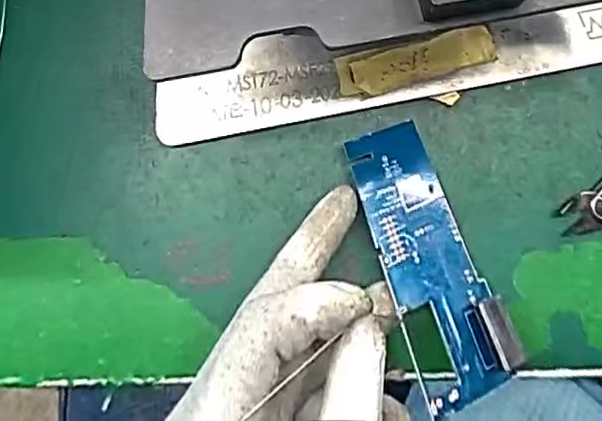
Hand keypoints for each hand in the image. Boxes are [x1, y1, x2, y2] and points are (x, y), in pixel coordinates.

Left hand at [168, 186, 405, 420]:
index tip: (366, 299)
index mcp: (215, 405)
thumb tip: (371, 324)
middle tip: (342, 201)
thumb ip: (346, 392)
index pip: (264, 318)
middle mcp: (224, 395)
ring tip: (387, 307)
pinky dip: (348, 374)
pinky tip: (382, 390)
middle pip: (270, 299)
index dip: (320, 298)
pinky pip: (306, 383)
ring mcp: (242, 406)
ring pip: (297, 344)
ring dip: (349, 324)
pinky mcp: (262, 418)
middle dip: (312, 245)